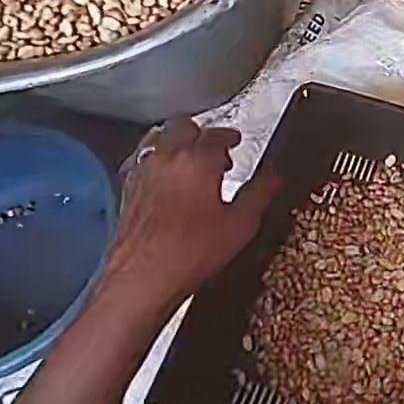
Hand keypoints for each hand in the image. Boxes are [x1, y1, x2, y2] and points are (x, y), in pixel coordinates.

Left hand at [102, 118, 280, 305]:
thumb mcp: (241, 224)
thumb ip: (260, 194)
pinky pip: (143, 159)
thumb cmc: (191, 252)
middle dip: (202, 134)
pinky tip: (168, 179)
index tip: (236, 140)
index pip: (215, 135)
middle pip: (182, 126)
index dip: (229, 136)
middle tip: (217, 150)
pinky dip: (158, 160)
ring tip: (194, 161)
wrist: (145, 277)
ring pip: (158, 139)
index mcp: (197, 162)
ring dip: (177, 143)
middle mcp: (166, 159)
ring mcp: (142, 172)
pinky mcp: (128, 189)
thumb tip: (275, 178)